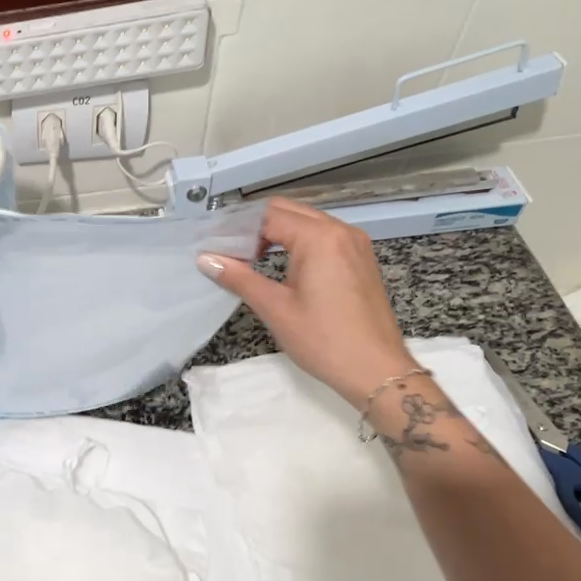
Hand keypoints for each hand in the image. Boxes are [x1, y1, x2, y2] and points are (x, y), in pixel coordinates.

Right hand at [197, 197, 416, 406]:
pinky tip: (278, 265)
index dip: (236, 229)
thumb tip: (205, 259)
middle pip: (288, 211)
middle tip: (226, 250)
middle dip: (254, 227)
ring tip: (247, 258)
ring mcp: (355, 244)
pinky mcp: (360, 259)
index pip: (268, 217)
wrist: (376, 370)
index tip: (212, 246)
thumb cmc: (323, 340)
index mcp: (319, 238)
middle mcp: (340, 230)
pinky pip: (323, 237)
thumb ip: (239, 278)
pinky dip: (297, 243)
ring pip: (306, 222)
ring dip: (275, 233)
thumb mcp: (275, 309)